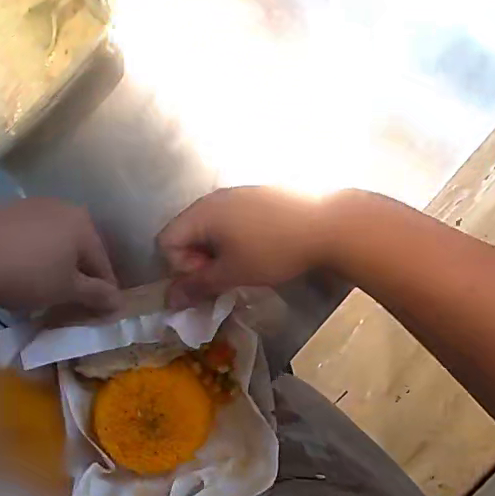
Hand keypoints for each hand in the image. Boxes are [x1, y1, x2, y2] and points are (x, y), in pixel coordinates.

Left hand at [0, 199, 120, 314]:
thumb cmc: (27, 273)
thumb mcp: (66, 290)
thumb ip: (97, 295)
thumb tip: (120, 302)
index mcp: (84, 224)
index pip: (104, 266)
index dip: (103, 295)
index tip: (95, 317)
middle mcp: (63, 208)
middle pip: (80, 253)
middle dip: (77, 281)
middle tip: (69, 307)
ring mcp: (32, 207)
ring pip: (55, 245)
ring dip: (54, 270)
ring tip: (42, 295)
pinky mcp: (5, 212)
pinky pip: (31, 240)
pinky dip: (32, 259)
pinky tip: (18, 276)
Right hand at [156, 187, 355, 307]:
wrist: (329, 224)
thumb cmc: (273, 250)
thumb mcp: (232, 273)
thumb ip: (197, 286)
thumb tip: (169, 301)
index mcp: (201, 212)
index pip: (166, 242)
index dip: (180, 267)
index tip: (210, 278)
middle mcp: (214, 197)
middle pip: (187, 233)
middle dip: (199, 261)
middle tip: (226, 277)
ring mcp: (238, 194)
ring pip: (212, 228)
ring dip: (219, 252)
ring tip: (246, 267)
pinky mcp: (259, 197)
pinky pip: (232, 220)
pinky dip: (236, 240)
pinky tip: (262, 251)